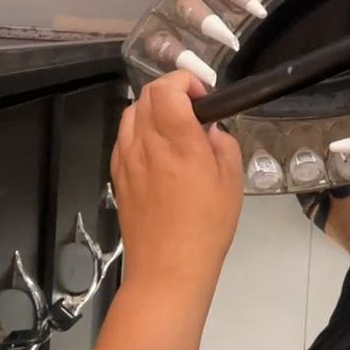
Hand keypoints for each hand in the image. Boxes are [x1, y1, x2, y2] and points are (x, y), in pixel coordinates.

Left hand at [111, 71, 243, 293]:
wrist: (168, 268)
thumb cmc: (207, 225)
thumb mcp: (232, 181)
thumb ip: (223, 144)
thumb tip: (211, 130)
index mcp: (178, 141)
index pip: (167, 88)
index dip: (186, 81)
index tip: (204, 97)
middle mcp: (147, 144)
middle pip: (146, 95)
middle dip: (172, 91)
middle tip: (194, 110)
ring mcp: (126, 159)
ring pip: (131, 112)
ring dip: (153, 109)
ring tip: (175, 128)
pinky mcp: (117, 176)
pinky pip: (123, 137)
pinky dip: (139, 130)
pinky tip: (158, 149)